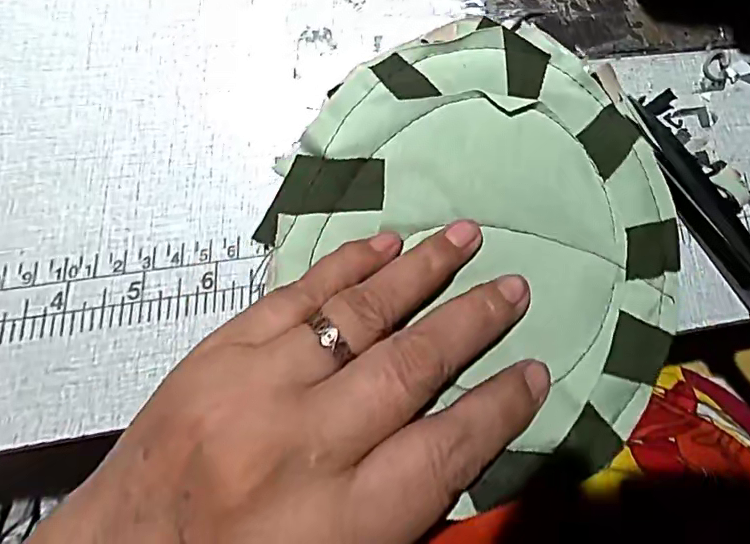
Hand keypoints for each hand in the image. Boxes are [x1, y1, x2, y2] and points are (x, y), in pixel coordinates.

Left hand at [33, 221, 546, 543]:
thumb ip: (403, 506)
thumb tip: (467, 433)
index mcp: (330, 527)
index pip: (445, 450)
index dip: (500, 405)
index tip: (535, 372)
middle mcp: (296, 452)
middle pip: (411, 366)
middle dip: (474, 319)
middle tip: (514, 287)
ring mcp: (250, 395)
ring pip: (359, 314)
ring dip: (422, 269)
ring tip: (465, 236)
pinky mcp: (213, 359)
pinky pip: (295, 296)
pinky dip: (346, 264)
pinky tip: (386, 243)